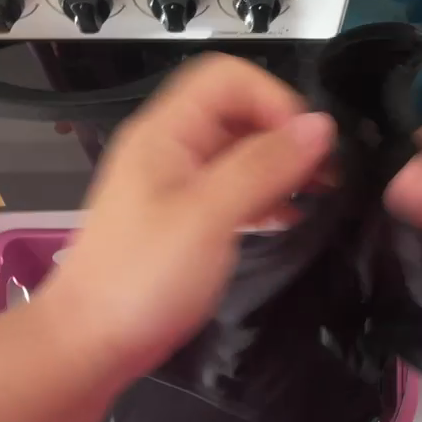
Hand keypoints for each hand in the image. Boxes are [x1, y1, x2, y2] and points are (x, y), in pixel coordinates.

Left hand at [34, 54, 335, 378]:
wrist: (93, 342)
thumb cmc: (142, 279)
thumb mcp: (208, 216)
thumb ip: (264, 166)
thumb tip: (320, 126)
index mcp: (166, 133)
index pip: (228, 79)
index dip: (275, 100)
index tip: (310, 144)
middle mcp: (171, 150)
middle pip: (237, 114)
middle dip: (286, 135)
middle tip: (328, 174)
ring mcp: (177, 188)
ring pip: (239, 155)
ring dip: (281, 168)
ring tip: (320, 196)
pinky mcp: (186, 223)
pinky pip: (234, 192)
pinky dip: (266, 198)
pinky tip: (291, 220)